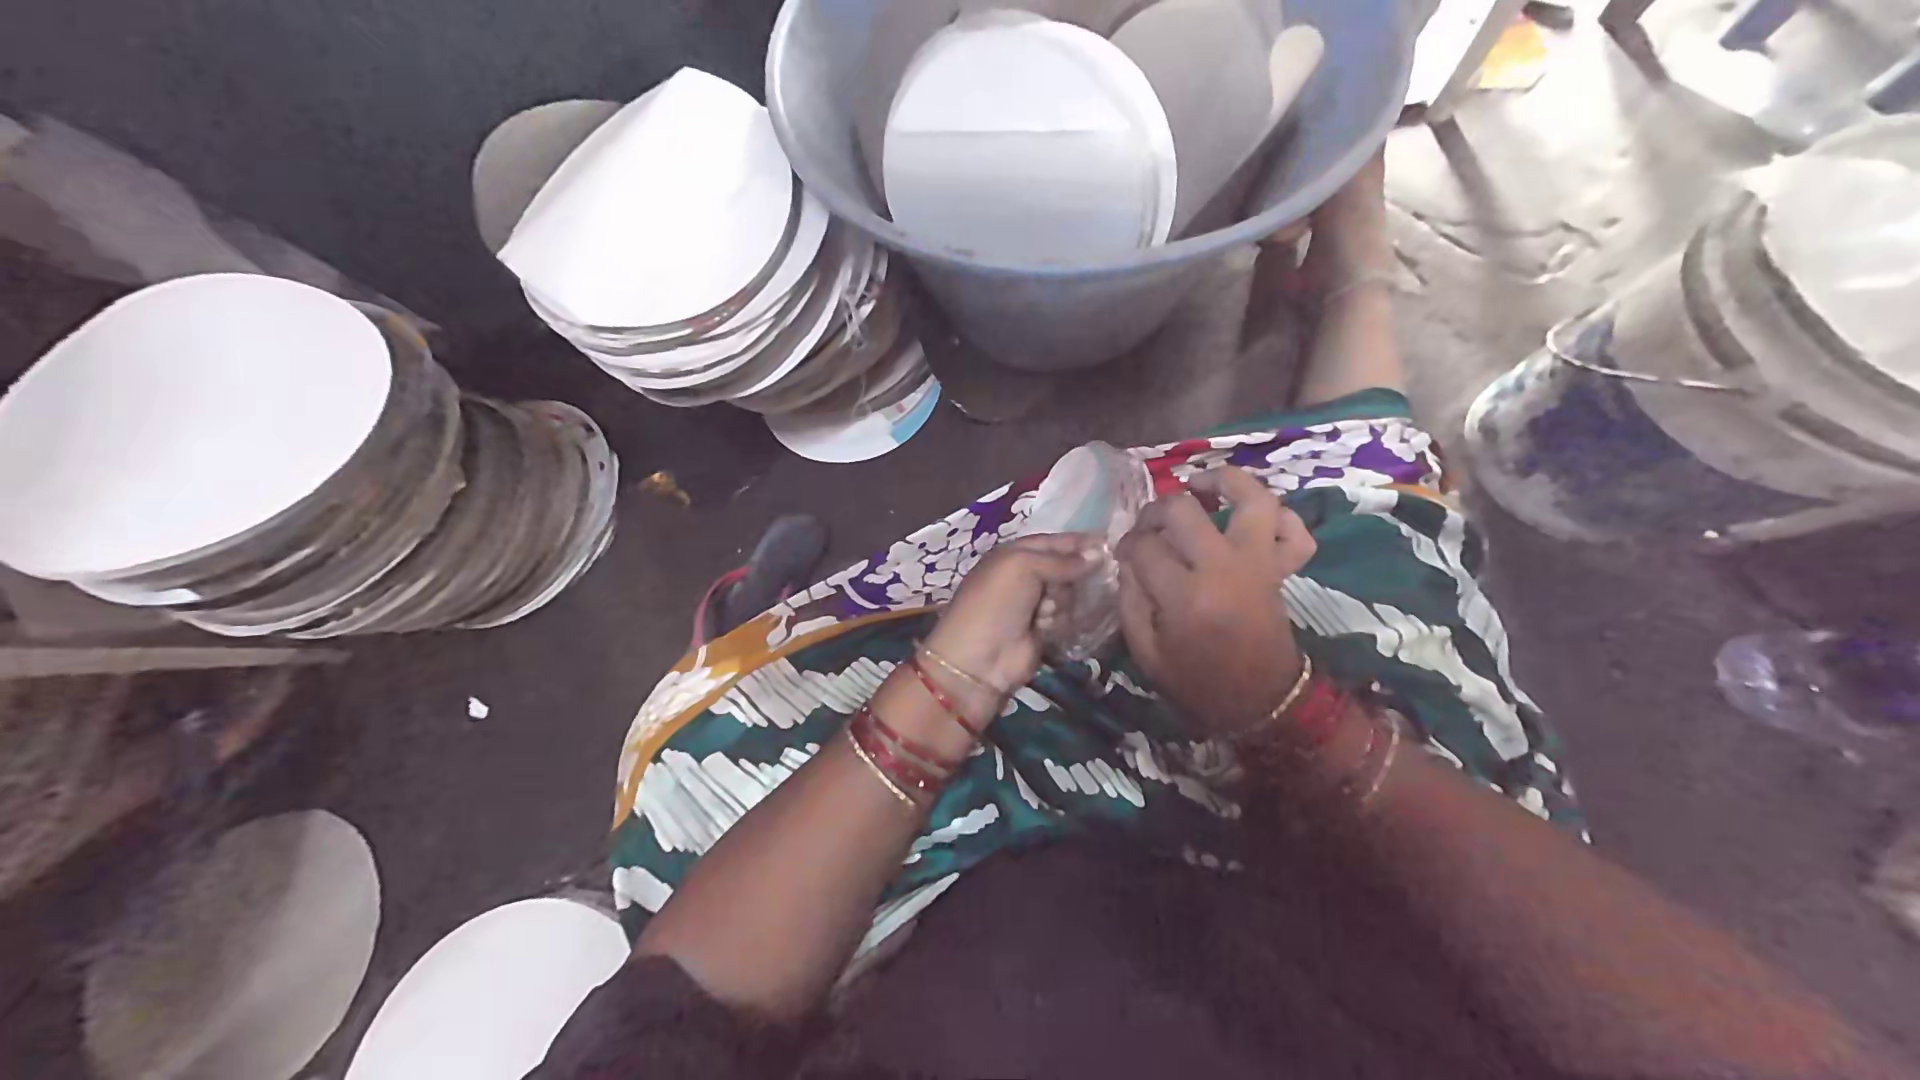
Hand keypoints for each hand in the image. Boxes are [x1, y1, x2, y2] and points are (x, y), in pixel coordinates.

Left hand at [922, 533, 1103, 702]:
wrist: (980, 658)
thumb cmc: (996, 602)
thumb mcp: (1022, 567)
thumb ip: (1061, 560)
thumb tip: (1100, 553)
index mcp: (1015, 554)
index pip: (1055, 541)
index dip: (1080, 543)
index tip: (1109, 545)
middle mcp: (1026, 576)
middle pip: (1067, 568)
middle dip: (1070, 577)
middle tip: (1061, 587)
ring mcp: (1036, 604)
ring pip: (1070, 594)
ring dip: (1061, 602)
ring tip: (1043, 613)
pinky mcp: (1046, 630)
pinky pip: (1067, 617)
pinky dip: (1059, 622)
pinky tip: (1044, 629)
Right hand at [1114, 467, 1316, 736]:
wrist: (1261, 703)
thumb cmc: (1198, 682)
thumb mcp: (1146, 651)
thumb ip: (1131, 600)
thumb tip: (1130, 560)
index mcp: (1185, 596)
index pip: (1143, 546)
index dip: (1126, 544)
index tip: (1124, 554)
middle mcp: (1224, 568)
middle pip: (1182, 509)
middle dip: (1155, 510)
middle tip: (1150, 527)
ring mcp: (1259, 564)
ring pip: (1252, 499)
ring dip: (1224, 481)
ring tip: (1200, 485)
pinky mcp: (1282, 569)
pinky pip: (1295, 530)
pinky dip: (1280, 516)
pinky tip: (1252, 517)